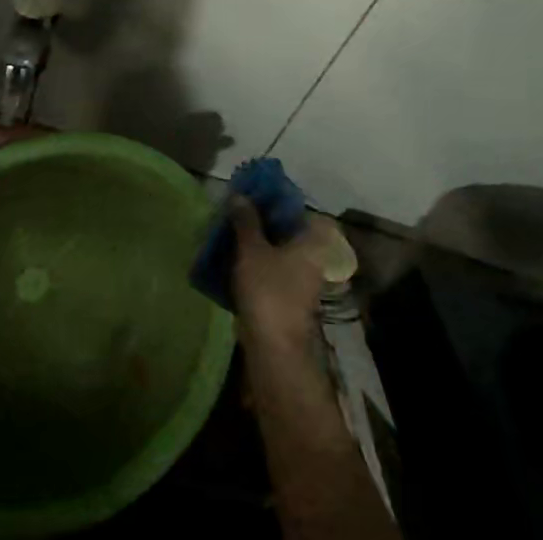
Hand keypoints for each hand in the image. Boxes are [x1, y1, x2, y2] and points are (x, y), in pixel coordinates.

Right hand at [228, 198, 334, 351]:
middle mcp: (313, 256)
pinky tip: (232, 257)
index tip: (254, 194)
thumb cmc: (268, 290)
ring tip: (228, 231)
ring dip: (256, 241)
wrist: (274, 347)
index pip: (300, 208)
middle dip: (262, 220)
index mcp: (313, 240)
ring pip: (277, 249)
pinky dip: (255, 261)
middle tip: (236, 211)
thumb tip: (240, 195)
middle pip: (287, 228)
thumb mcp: (252, 249)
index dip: (278, 199)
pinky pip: (271, 268)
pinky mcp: (287, 295)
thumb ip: (246, 220)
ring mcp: (302, 277)